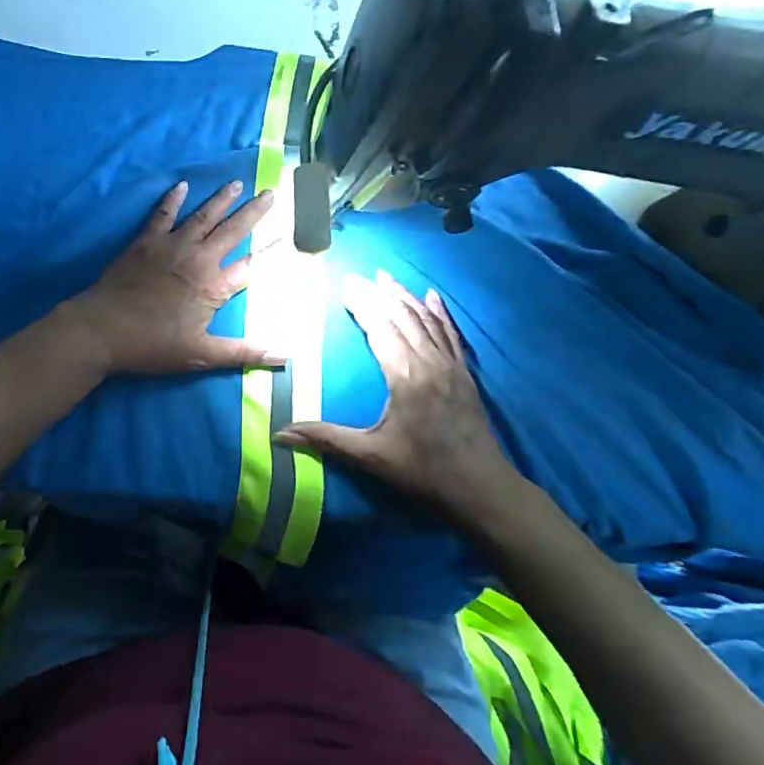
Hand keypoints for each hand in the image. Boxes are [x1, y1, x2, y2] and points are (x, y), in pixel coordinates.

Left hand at [59, 180, 284, 374]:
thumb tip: (285, 356)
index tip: (284, 237)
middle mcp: (198, 259)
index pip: (249, 266)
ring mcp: (171, 246)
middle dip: (253, 212)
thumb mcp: (201, 355)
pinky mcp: (145, 241)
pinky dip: (173, 199)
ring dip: (221, 199)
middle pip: (232, 231)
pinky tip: (182, 185)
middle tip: (270, 194)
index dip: (268, 253)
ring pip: (203, 216)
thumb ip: (243, 353)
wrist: (102, 329)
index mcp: (214, 287)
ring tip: (236, 184)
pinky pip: (162, 214)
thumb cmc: (152, 345)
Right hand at [273, 271, 523, 511]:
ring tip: (387, 277)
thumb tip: (280, 435)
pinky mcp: (465, 375)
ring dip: (405, 297)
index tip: (345, 285)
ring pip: (426, 321)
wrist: (483, 489)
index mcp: (406, 378)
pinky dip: (439, 313)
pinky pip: (451, 335)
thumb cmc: (424, 472)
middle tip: (358, 275)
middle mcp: (430, 364)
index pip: (381, 330)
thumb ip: (326, 440)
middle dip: (379, 294)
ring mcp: (452, 367)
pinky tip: (432, 296)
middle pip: (402, 319)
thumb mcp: (371, 457)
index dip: (363, 305)